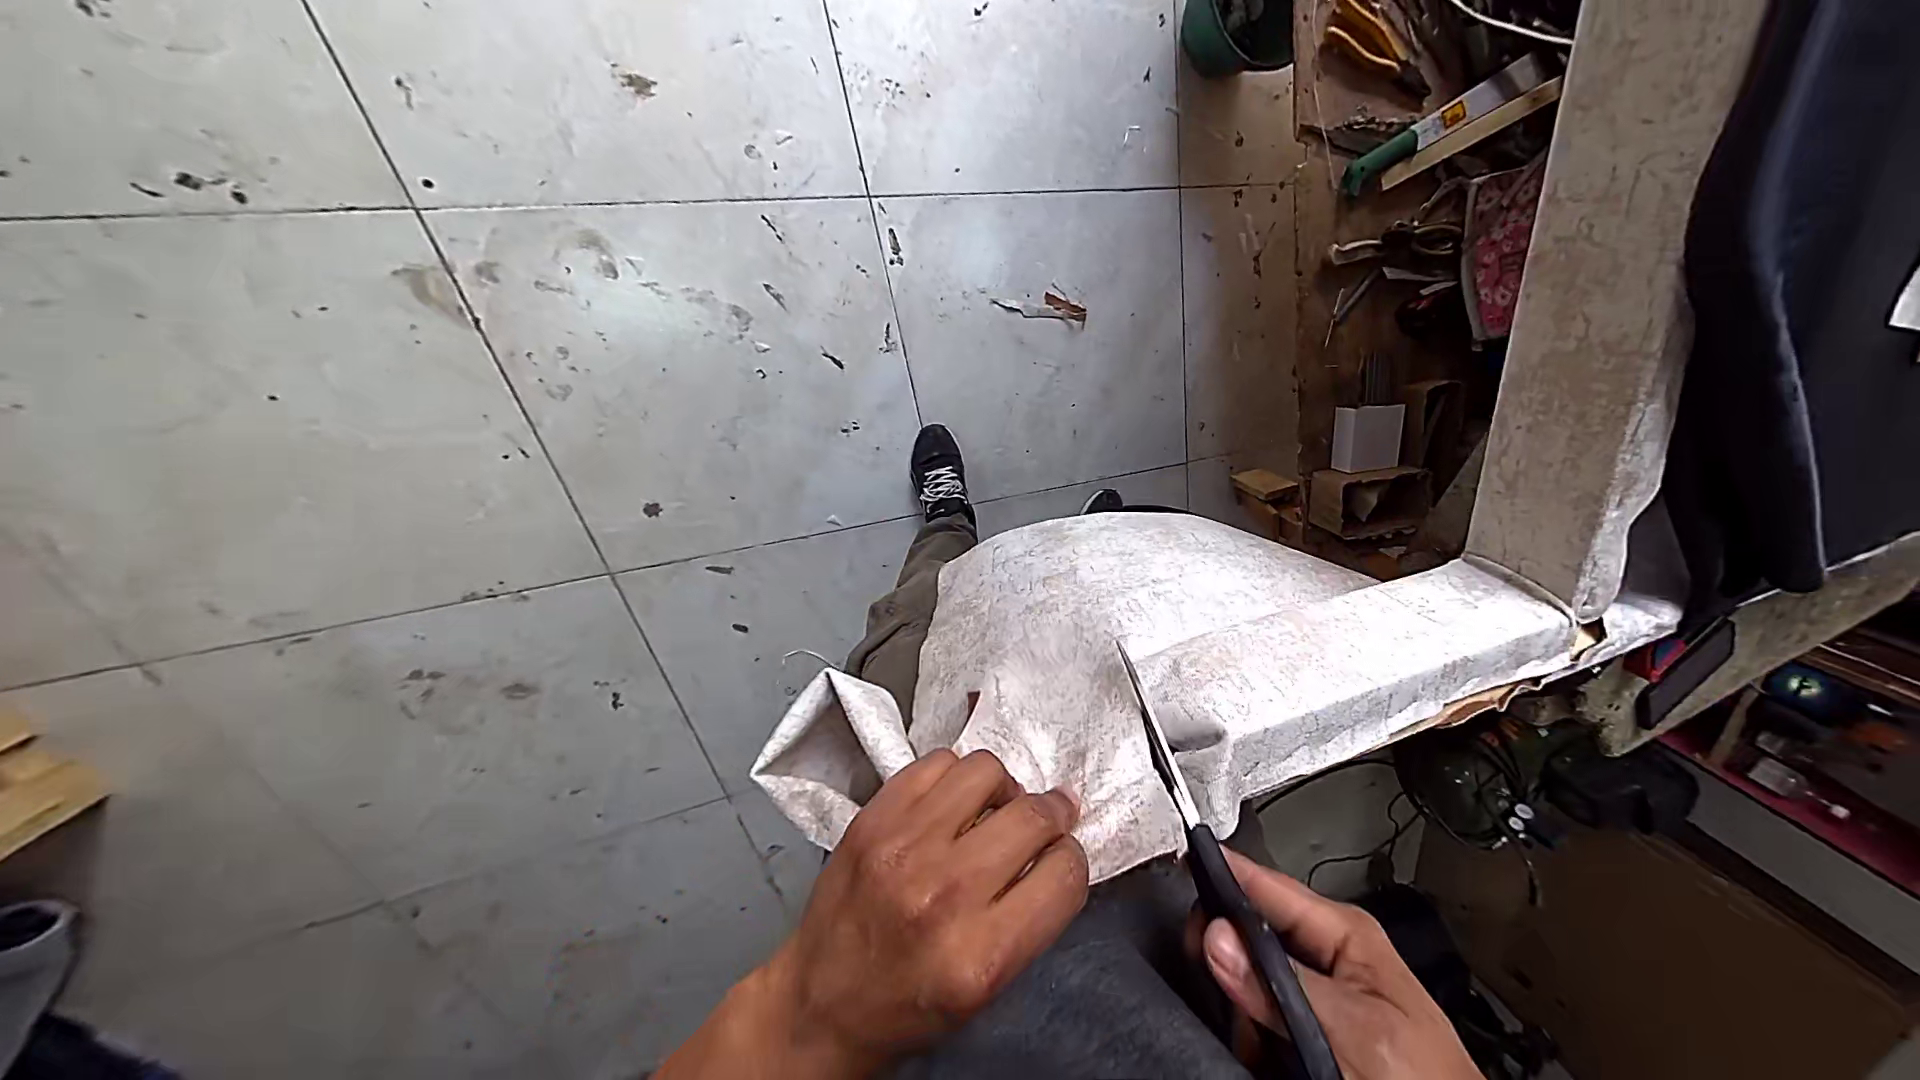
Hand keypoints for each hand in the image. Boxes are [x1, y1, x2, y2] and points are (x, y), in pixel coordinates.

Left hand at [657, 749, 1089, 1078]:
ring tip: (993, 807)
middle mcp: (944, 892)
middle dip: (1051, 814)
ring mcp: (903, 844)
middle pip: (1031, 815)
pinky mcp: (874, 816)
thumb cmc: (910, 1002)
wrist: (821, 999)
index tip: (1061, 854)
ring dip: (1002, 787)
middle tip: (1044, 818)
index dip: (1071, 859)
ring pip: (986, 770)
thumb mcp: (986, 985)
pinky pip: (937, 761)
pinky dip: (955, 775)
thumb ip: (1029, 914)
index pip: (1065, 875)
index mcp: (981, 955)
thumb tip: (1059, 840)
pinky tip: (952, 800)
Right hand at [1202, 849, 1478, 1079]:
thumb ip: (1283, 984)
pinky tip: (1261, 1044)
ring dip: (1237, 994)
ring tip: (1255, 1034)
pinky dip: (1247, 1020)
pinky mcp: (1308, 1014)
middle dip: (1226, 952)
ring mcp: (1316, 982)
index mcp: (1345, 931)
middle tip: (1222, 986)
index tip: (1182, 864)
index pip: (1264, 881)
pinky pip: (1256, 999)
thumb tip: (1217, 937)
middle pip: (1247, 922)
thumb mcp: (1356, 1033)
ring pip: (1245, 964)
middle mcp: (1327, 947)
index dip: (1220, 870)